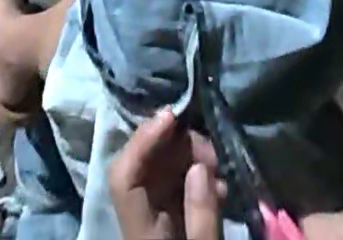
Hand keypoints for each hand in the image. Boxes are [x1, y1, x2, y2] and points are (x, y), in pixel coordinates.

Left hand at [110, 108, 222, 239]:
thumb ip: (202, 216)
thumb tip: (200, 167)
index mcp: (139, 228)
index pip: (123, 175)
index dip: (143, 138)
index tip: (171, 114)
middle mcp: (139, 215)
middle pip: (144, 162)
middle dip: (177, 143)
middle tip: (211, 152)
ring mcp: (153, 214)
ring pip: (162, 166)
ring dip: (191, 155)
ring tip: (218, 168)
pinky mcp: (169, 217)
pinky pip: (176, 183)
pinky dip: (196, 174)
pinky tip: (218, 185)